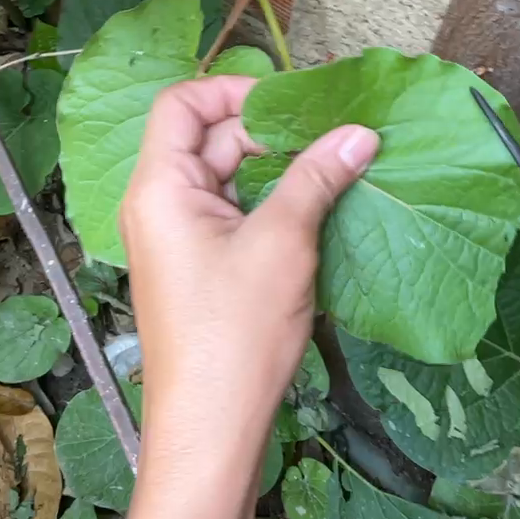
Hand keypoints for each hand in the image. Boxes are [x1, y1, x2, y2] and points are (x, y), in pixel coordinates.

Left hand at [101, 75, 377, 518]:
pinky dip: (268, 198)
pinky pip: (231, 209)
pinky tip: (314, 201)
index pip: (181, 103)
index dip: (232, 90)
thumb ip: (317, 177)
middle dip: (268, 129)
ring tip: (334, 161)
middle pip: (208, 137)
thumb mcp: (282, 244)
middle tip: (332, 130)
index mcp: (159, 186)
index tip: (290, 101)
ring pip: (225, 174)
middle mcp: (158, 201)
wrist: (210, 428)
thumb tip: (361, 132)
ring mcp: (176, 233)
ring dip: (275, 165)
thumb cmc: (235, 332)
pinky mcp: (197, 261)